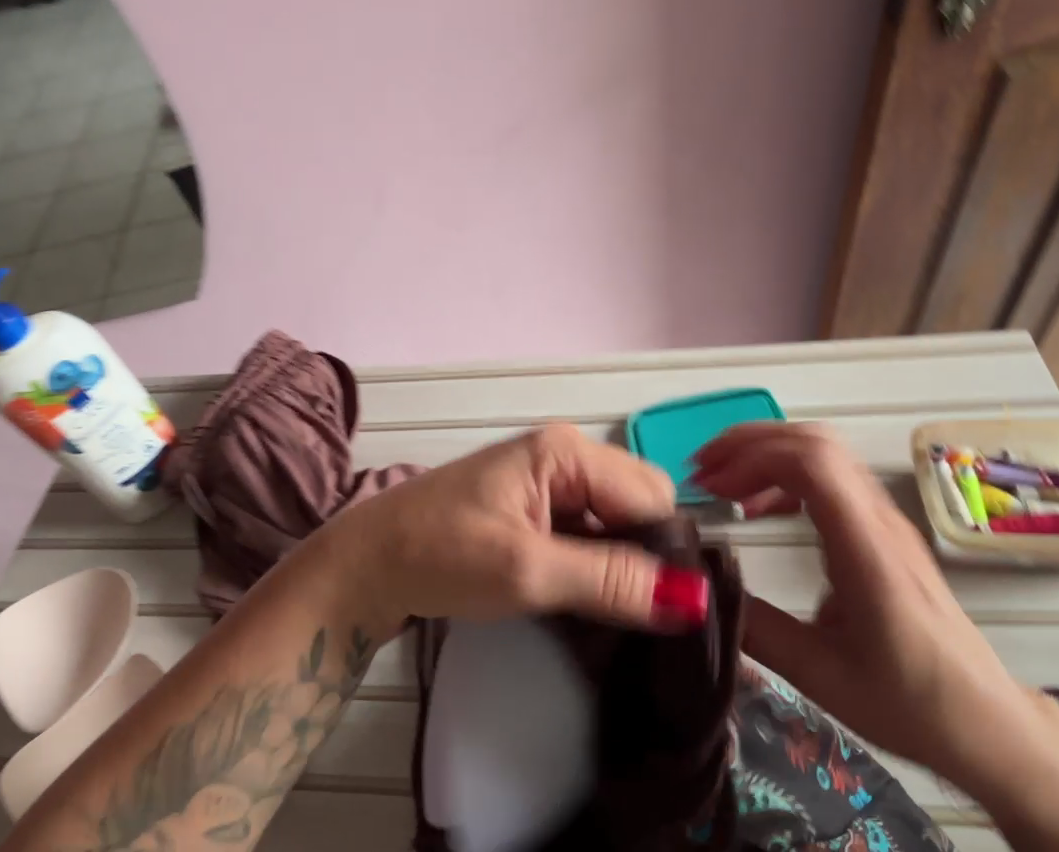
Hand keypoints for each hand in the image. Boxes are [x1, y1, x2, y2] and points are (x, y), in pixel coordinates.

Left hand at [323, 424, 710, 631]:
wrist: (366, 566)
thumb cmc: (439, 555)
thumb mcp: (527, 572)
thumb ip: (610, 581)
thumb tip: (691, 600)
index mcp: (565, 450)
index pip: (651, 496)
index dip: (662, 550)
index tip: (662, 607)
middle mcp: (563, 454)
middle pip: (638, 502)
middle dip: (642, 554)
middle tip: (626, 608)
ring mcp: (546, 480)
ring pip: (616, 520)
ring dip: (618, 563)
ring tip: (608, 609)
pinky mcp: (533, 507)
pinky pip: (588, 530)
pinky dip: (595, 562)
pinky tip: (586, 596)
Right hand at [692, 423, 1052, 789]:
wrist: (985, 723)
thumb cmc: (908, 702)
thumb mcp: (820, 675)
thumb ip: (756, 627)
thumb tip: (696, 590)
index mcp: (866, 550)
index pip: (812, 464)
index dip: (751, 457)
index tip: (707, 484)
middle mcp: (879, 522)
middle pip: (817, 442)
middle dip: (751, 442)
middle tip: (702, 471)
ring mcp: (886, 523)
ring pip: (826, 454)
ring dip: (768, 455)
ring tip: (720, 485)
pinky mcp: (884, 534)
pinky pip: (832, 480)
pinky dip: (786, 476)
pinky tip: (759, 509)